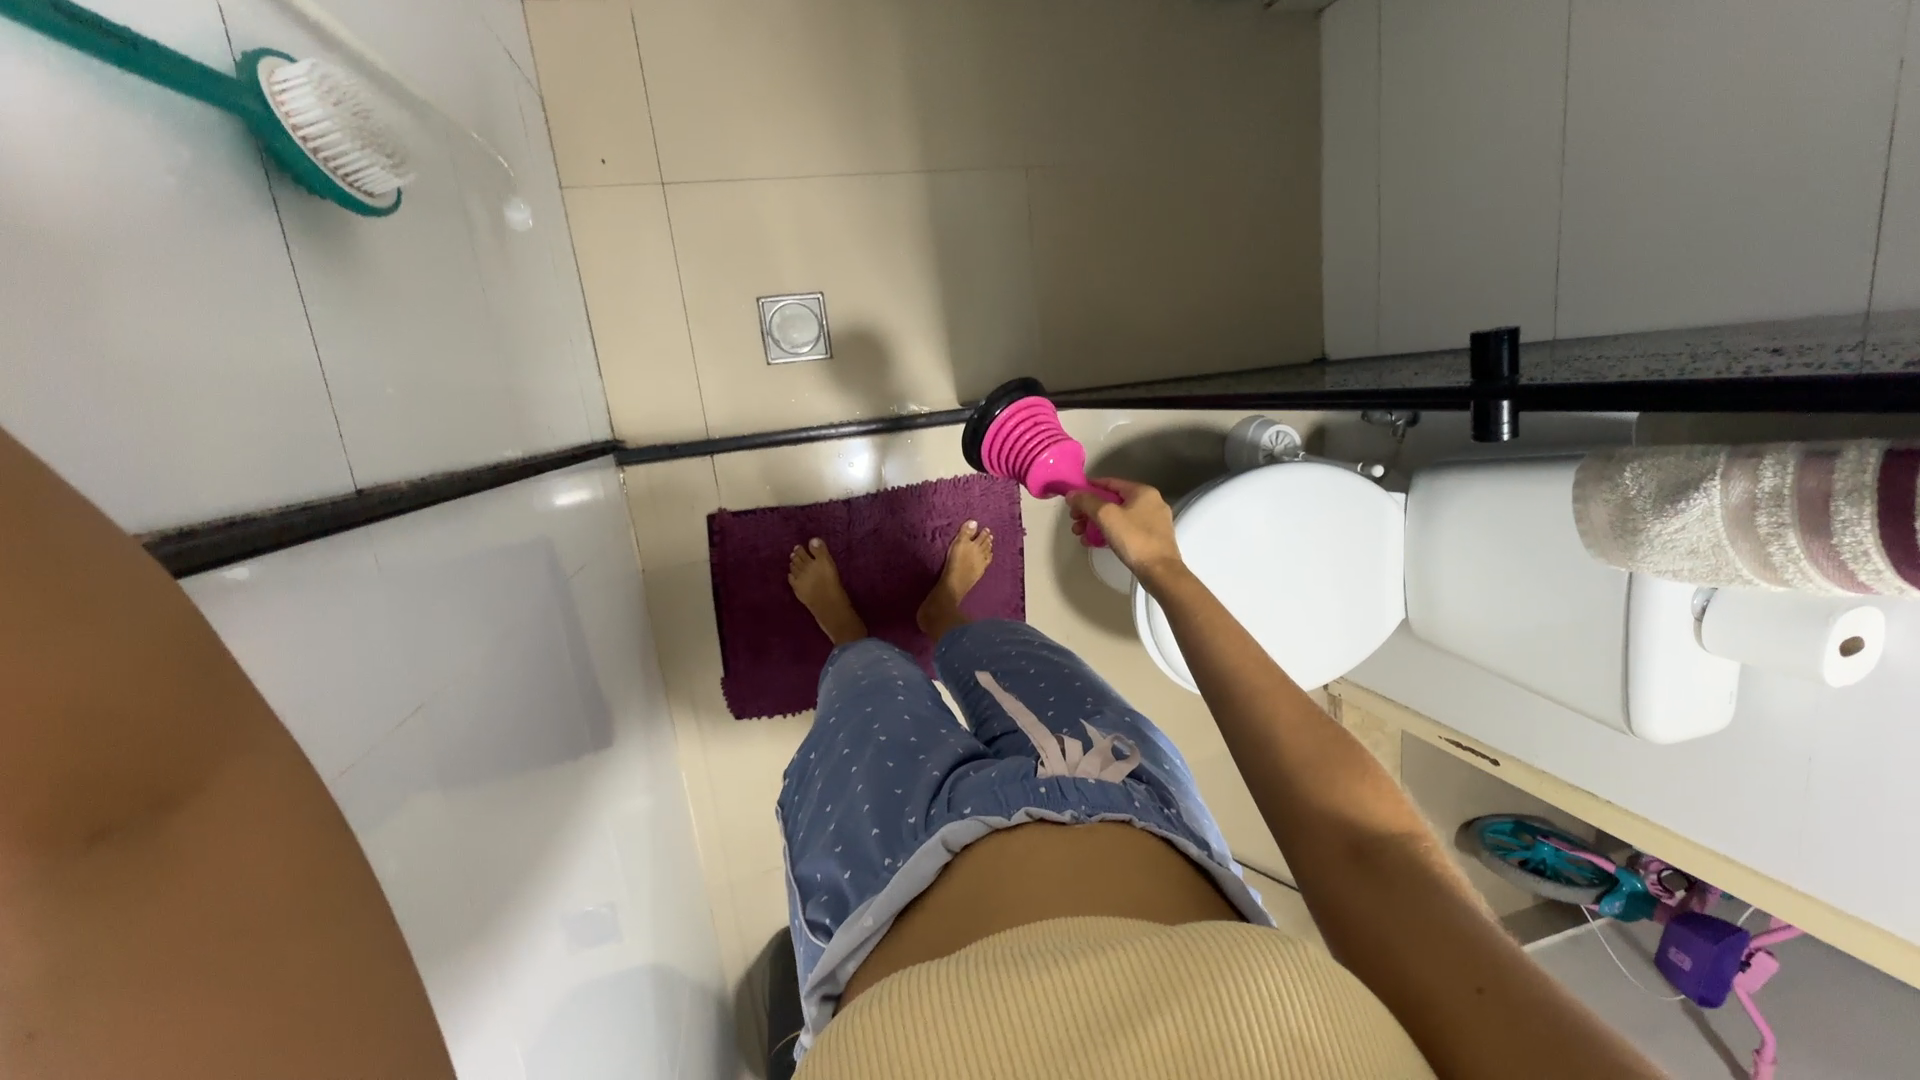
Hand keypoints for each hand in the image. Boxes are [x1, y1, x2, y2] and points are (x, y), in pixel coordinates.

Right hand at [1066, 477, 1183, 584]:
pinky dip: (1109, 533)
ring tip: (1080, 535)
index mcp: (1142, 492)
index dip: (1089, 487)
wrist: (1160, 571)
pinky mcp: (1151, 539)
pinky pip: (1125, 530)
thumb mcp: (1106, 516)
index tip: (1072, 497)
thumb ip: (1087, 501)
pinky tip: (1093, 543)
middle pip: (1112, 501)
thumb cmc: (1134, 539)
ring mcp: (1152, 522)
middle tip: (1074, 520)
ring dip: (1096, 523)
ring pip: (1118, 517)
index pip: (1110, 482)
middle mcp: (1150, 503)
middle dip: (1090, 510)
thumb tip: (1072, 493)